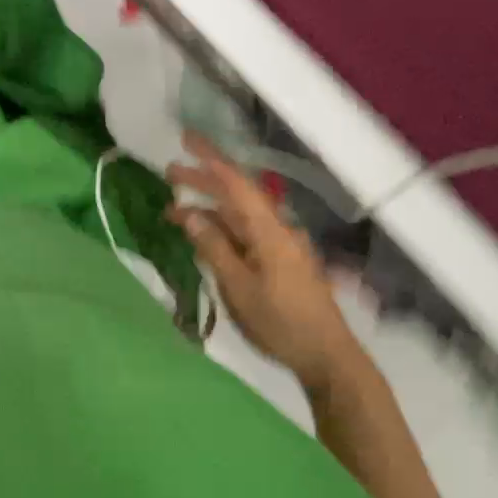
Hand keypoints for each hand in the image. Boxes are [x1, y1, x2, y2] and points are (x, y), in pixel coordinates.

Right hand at [167, 131, 362, 390]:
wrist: (329, 359)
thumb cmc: (281, 322)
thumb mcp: (239, 287)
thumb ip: (213, 247)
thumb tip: (189, 214)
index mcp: (268, 230)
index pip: (235, 183)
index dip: (209, 158)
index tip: (185, 139)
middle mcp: (276, 230)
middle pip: (236, 196)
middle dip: (203, 181)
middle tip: (169, 174)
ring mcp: (281, 248)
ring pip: (239, 217)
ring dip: (208, 209)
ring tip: (175, 211)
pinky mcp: (281, 264)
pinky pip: (246, 235)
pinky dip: (221, 229)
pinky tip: (204, 238)